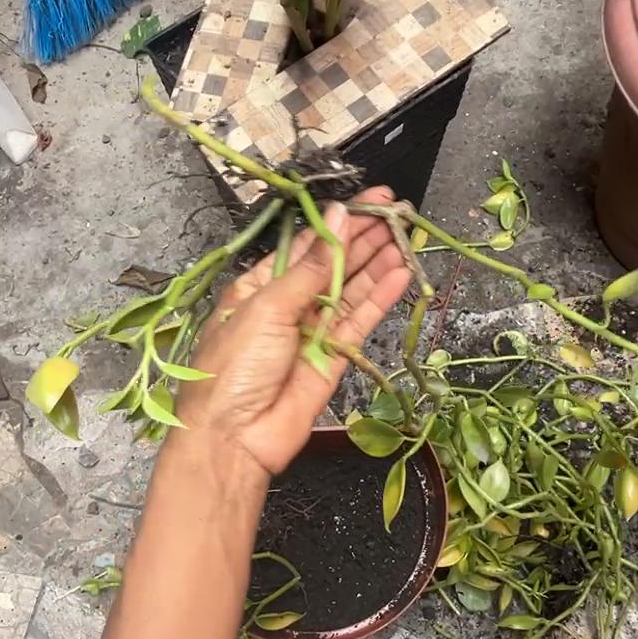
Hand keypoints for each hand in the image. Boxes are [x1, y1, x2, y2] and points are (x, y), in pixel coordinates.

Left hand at [174, 186, 413, 476]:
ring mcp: (312, 332)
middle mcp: (287, 306)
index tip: (370, 200)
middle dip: (363, 238)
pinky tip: (400, 275)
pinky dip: (380, 299)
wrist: (235, 438)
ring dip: (377, 264)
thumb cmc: (232, 369)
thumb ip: (310, 266)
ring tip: (405, 237)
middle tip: (397, 212)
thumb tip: (338, 219)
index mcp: (260, 287)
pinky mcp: (333, 358)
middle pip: (332, 264)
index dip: (337, 222)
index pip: (306, 246)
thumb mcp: (267, 306)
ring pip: (351, 291)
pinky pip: (360, 322)